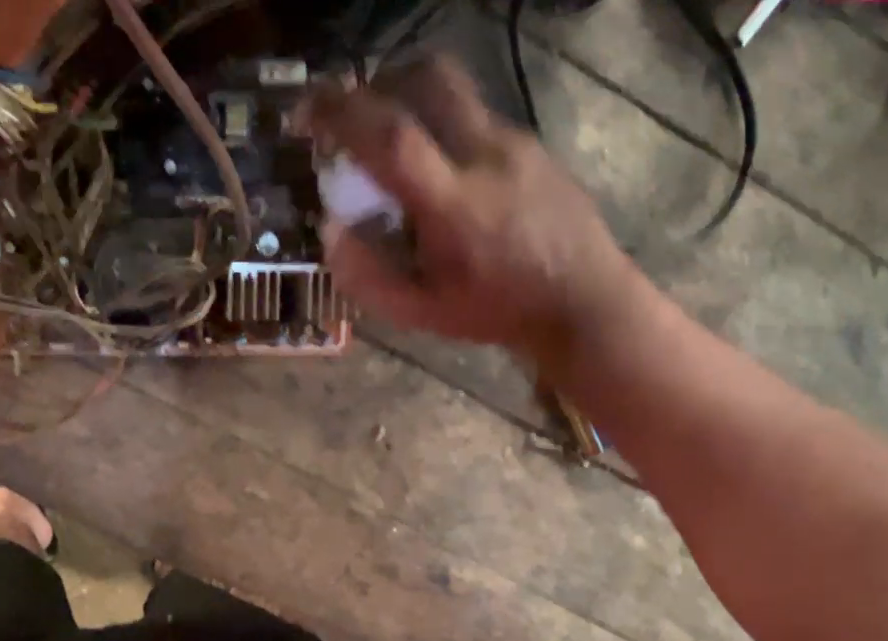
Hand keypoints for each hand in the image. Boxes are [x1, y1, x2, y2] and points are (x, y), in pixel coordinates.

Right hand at [305, 57, 638, 350]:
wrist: (582, 301)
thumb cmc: (494, 312)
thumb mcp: (418, 314)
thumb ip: (365, 275)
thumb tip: (329, 227)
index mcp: (453, 206)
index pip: (390, 135)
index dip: (340, 112)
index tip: (305, 114)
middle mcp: (486, 156)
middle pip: (426, 78)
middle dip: (376, 83)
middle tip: (351, 114)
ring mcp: (515, 142)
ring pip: (452, 91)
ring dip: (409, 101)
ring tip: (392, 145)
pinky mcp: (532, 142)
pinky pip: (474, 116)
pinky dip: (441, 128)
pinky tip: (440, 172)